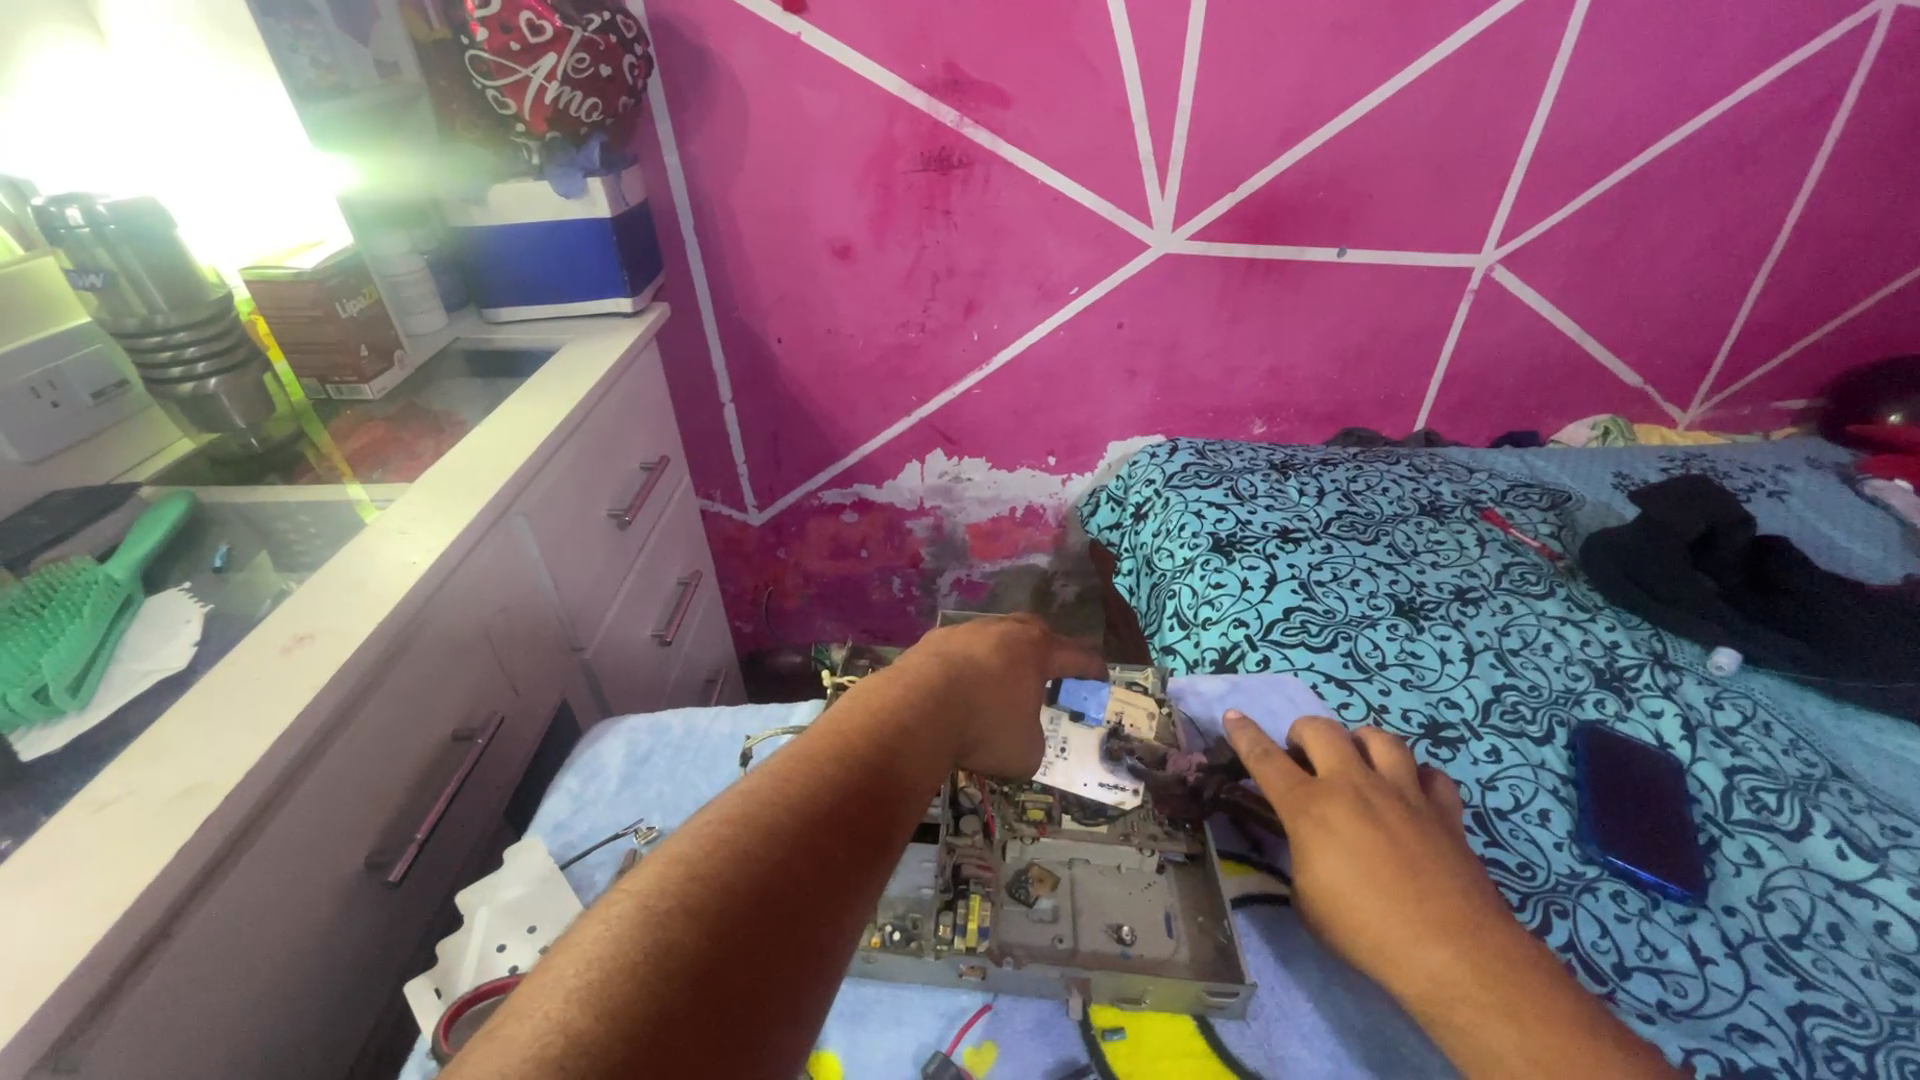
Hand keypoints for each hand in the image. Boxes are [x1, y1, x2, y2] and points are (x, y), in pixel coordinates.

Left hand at [880, 614, 1105, 776]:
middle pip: (1033, 632)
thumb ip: (1034, 740)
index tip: (1100, 677)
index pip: (1077, 656)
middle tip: (1048, 670)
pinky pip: (958, 652)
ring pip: (992, 637)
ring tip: (998, 681)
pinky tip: (958, 687)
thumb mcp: (1027, 752)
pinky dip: (965, 667)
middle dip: (1045, 649)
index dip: (1092, 669)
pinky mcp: (930, 642)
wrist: (913, 711)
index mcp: (1037, 650)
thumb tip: (1022, 738)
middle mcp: (1004, 631)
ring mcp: (964, 631)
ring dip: (1000, 657)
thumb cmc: (984, 728)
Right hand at [1224, 711, 1523, 1005]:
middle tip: (1302, 757)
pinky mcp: (1444, 811)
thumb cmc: (1364, 931)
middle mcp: (1354, 786)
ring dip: (1360, 742)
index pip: (1265, 759)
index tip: (1232, 716)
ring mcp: (1403, 793)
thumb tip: (1309, 851)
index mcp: (1310, 808)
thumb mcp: (1307, 900)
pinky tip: (1412, 793)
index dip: (1244, 734)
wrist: (1451, 951)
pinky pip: (1431, 774)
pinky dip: (1417, 777)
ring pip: (1379, 737)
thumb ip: (1301, 860)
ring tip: (1357, 761)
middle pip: (1320, 730)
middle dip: (1302, 733)